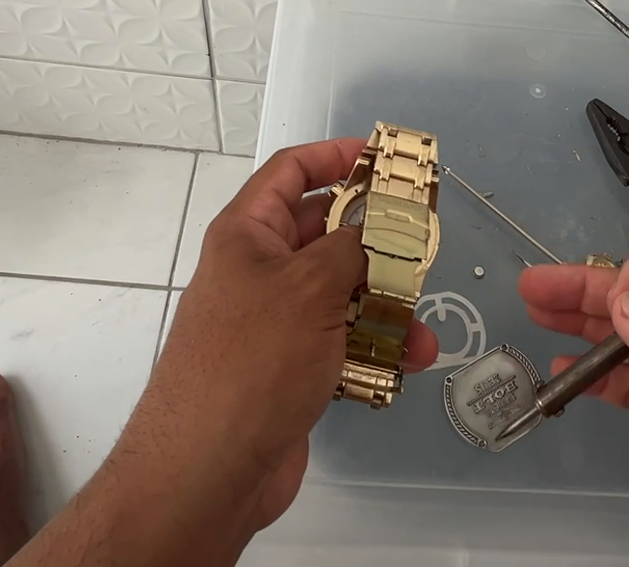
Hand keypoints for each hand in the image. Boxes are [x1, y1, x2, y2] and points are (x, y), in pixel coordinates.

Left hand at [155, 137, 436, 527]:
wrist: (208, 471)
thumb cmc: (253, 359)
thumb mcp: (310, 286)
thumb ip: (353, 246)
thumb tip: (379, 228)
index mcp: (248, 233)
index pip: (291, 172)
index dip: (334, 156)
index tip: (381, 158)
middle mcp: (259, 269)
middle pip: (324, 233)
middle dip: (374, 240)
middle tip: (419, 244)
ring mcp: (274, 320)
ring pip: (340, 292)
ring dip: (384, 304)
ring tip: (421, 325)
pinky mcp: (290, 365)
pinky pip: (340, 339)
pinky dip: (372, 345)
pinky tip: (406, 361)